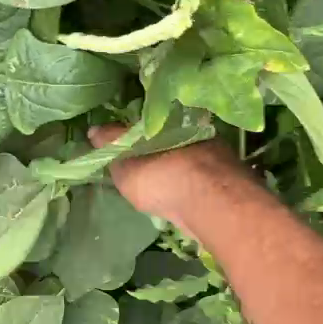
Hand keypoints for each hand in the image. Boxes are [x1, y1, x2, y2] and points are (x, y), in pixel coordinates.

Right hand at [87, 124, 255, 230]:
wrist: (211, 203)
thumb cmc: (161, 176)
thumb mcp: (124, 161)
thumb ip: (110, 144)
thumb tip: (94, 128)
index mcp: (170, 120)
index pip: (148, 120)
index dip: (135, 132)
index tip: (126, 144)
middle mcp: (196, 130)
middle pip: (170, 138)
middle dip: (157, 150)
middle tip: (143, 168)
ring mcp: (216, 154)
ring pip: (188, 157)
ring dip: (176, 168)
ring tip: (161, 187)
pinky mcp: (228, 178)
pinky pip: (202, 177)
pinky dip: (191, 184)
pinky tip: (182, 197)